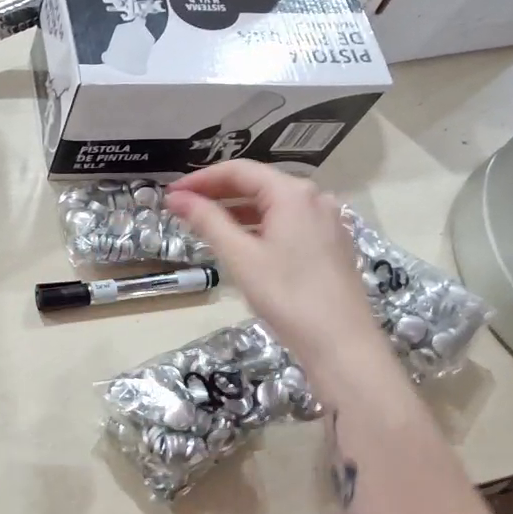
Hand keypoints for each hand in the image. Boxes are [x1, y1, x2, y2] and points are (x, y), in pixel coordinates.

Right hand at [165, 161, 383, 373]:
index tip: (171, 195)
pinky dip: (261, 227)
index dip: (201, 180)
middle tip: (183, 210)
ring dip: (238, 212)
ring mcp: (328, 221)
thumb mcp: (240, 256)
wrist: (340, 342)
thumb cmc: (286, 295)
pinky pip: (289, 223)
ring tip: (206, 227)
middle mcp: (315, 198)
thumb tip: (177, 198)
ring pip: (274, 205)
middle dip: (218, 194)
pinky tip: (243, 245)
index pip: (239, 171)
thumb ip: (207, 221)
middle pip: (258, 184)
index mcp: (293, 193)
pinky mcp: (332, 243)